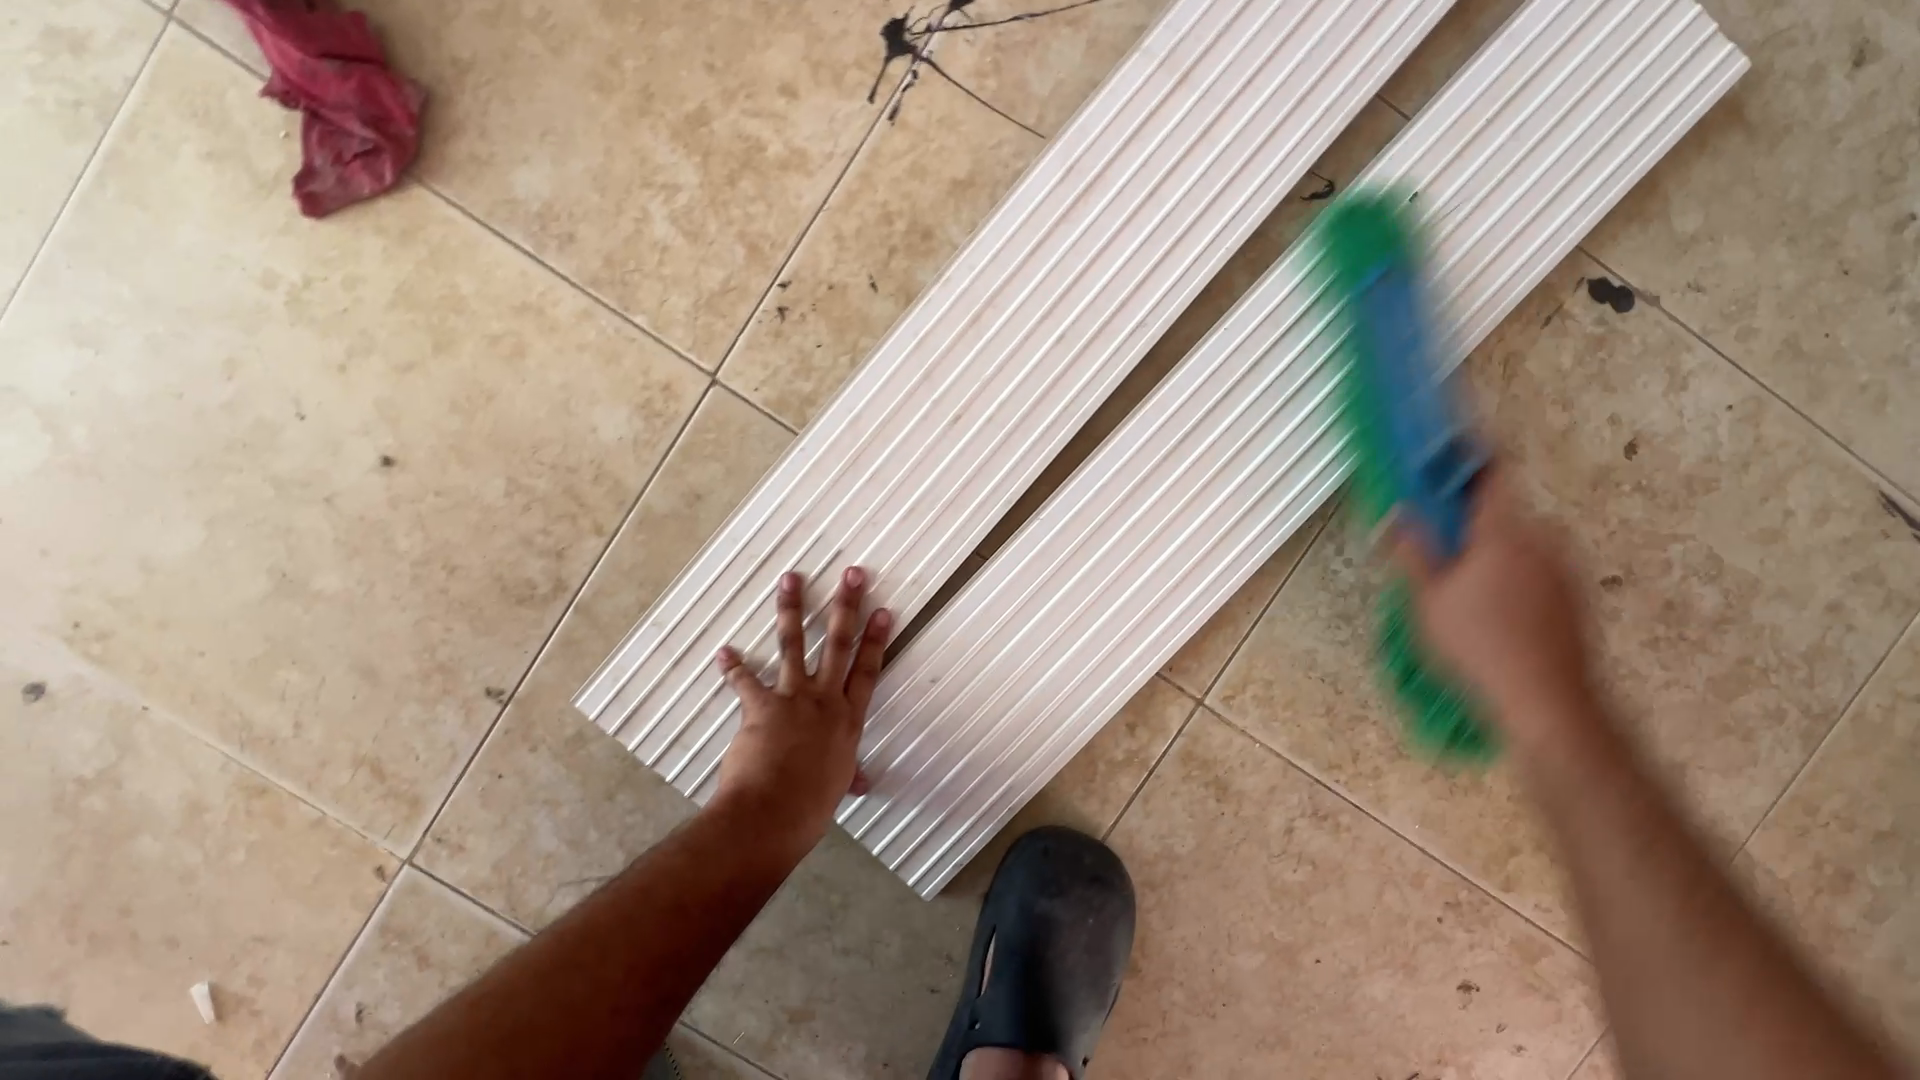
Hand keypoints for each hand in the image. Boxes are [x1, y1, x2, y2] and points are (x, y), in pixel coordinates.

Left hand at [710, 567, 890, 858]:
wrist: (772, 816)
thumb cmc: (809, 810)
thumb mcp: (836, 789)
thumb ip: (850, 777)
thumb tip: (864, 783)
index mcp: (847, 723)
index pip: (867, 673)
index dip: (876, 641)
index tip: (883, 611)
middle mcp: (826, 704)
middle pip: (840, 645)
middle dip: (846, 606)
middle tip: (852, 575)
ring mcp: (794, 702)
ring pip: (795, 645)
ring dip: (792, 609)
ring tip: (791, 578)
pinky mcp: (762, 708)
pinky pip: (746, 681)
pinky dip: (734, 668)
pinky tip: (725, 652)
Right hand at [1391, 467, 1608, 757]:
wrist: (1548, 702)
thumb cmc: (1479, 646)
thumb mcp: (1426, 600)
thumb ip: (1410, 550)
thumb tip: (1395, 515)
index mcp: (1505, 531)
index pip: (1491, 471)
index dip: (1468, 453)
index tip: (1444, 448)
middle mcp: (1544, 539)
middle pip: (1500, 510)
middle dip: (1466, 518)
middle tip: (1432, 538)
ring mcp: (1565, 568)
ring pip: (1517, 542)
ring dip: (1486, 549)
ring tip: (1456, 584)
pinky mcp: (1574, 597)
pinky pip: (1534, 568)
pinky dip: (1508, 574)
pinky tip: (1488, 609)